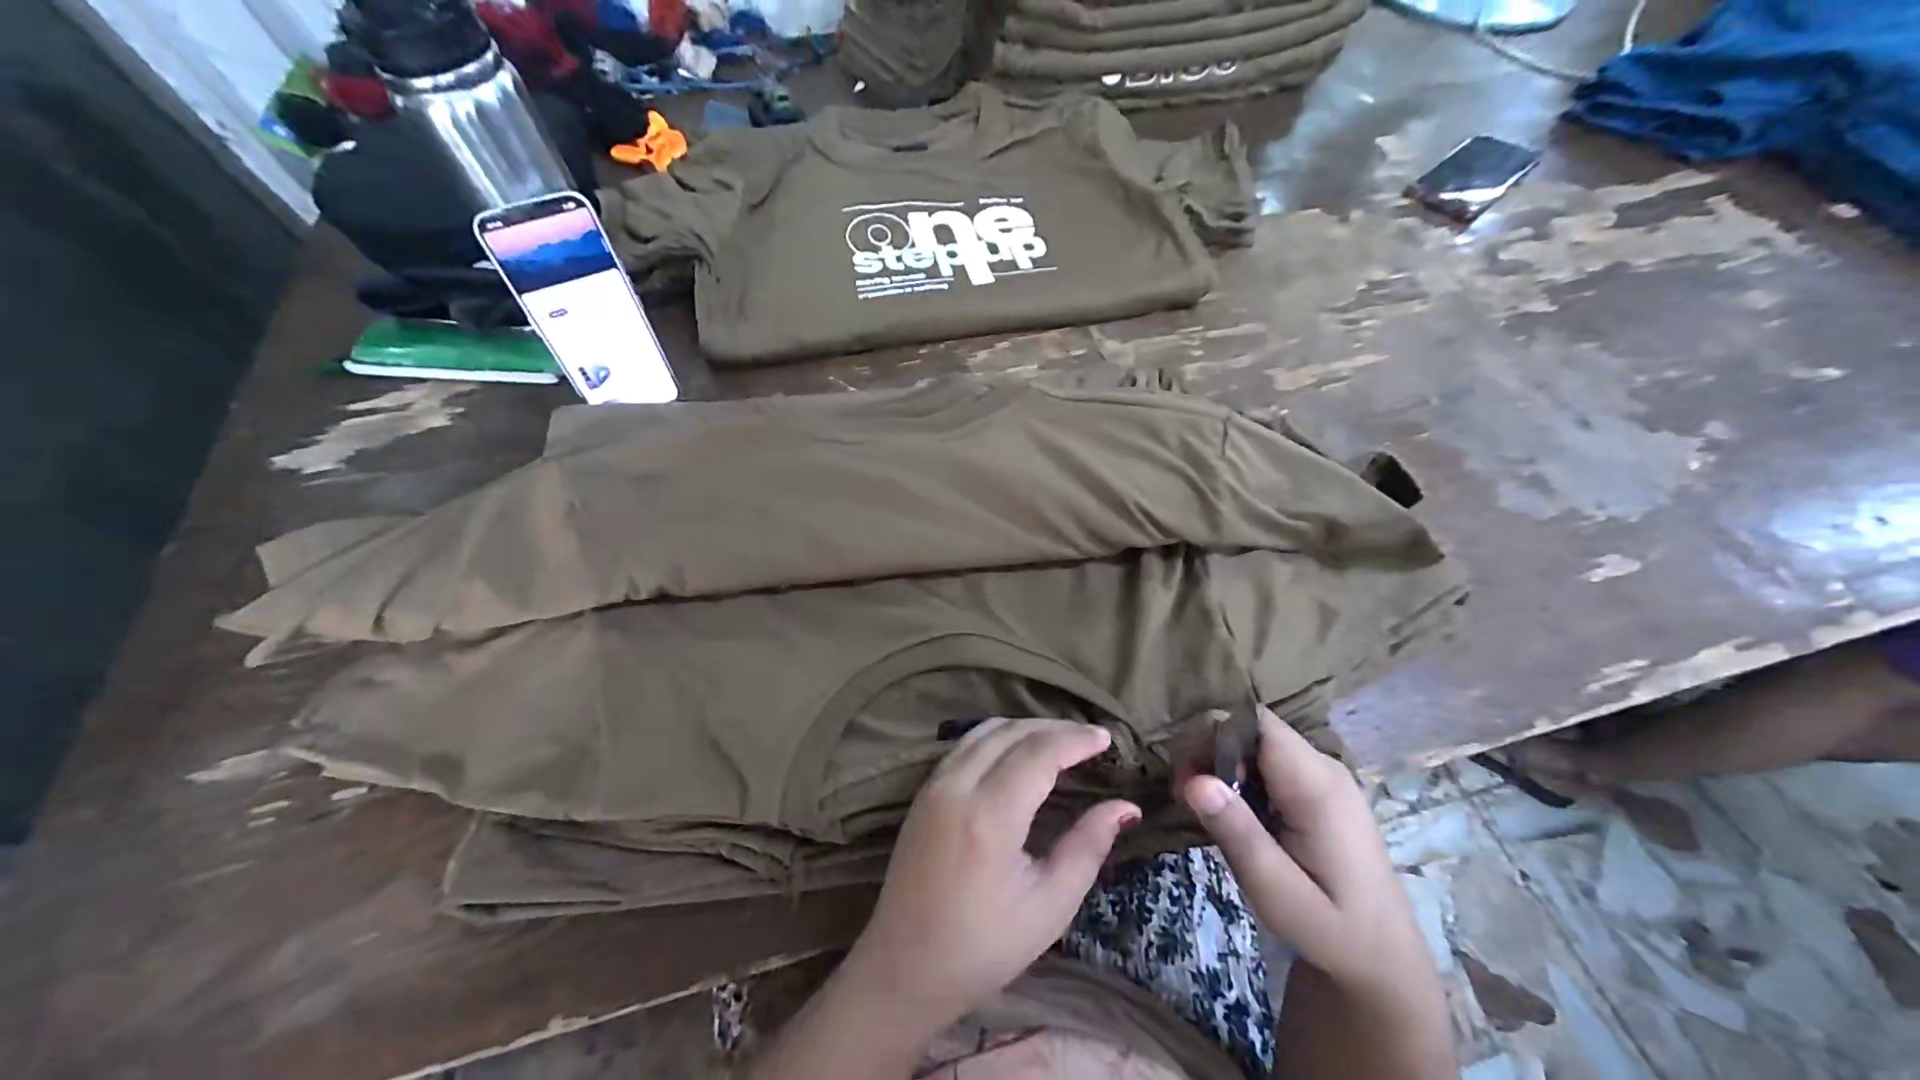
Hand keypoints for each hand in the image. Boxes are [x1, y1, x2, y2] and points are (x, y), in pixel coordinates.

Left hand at [839, 717, 1140, 1028]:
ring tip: (1061, 742)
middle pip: (1011, 732)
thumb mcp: (1049, 906)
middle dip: (1055, 728)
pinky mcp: (922, 792)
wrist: (904, 967)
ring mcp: (933, 786)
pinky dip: (998, 737)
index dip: (1076, 739)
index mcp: (989, 816)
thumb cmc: (984, 947)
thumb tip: (1126, 806)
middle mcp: (956, 787)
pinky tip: (1018, 752)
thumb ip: (1088, 846)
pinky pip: (964, 745)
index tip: (1107, 739)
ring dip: (1025, 728)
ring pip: (984, 731)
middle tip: (1091, 740)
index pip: (1038, 752)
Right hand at [1180, 706, 1429, 994]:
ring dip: (1224, 765)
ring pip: (1259, 743)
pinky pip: (1272, 762)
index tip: (1187, 779)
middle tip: (1186, 798)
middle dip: (1211, 750)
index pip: (1255, 723)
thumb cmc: (1331, 931)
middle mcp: (1325, 768)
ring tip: (1206, 810)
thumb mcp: (1277, 893)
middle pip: (1254, 729)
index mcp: (1317, 787)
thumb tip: (1195, 781)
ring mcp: (1328, 777)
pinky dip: (1243, 776)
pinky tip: (1235, 815)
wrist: (1386, 960)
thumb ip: (1238, 833)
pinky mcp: (1323, 790)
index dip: (1212, 736)